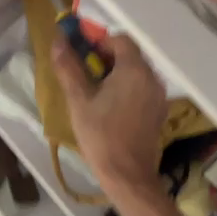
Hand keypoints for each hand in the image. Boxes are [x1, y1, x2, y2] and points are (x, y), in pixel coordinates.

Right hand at [51, 35, 165, 197]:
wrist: (127, 175)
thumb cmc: (101, 135)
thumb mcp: (79, 100)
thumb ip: (68, 67)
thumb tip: (58, 40)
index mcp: (134, 70)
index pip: (120, 39)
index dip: (99, 43)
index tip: (82, 57)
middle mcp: (152, 78)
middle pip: (129, 55)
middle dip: (106, 58)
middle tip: (85, 74)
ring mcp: (158, 96)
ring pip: (136, 72)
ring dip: (116, 73)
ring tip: (95, 92)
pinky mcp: (158, 112)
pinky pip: (142, 88)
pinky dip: (127, 88)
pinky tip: (111, 106)